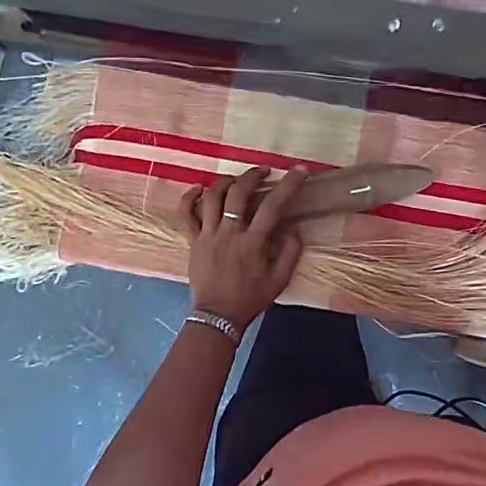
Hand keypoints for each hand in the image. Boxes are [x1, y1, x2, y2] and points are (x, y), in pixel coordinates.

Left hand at [178, 167, 306, 329]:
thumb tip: (293, 227)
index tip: (299, 171)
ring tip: (236, 179)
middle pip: (239, 193)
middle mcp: (229, 233)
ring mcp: (208, 235)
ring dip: (225, 182)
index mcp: (253, 242)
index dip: (288, 184)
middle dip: (253, 175)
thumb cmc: (251, 298)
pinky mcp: (193, 241)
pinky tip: (199, 188)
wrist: (218, 315)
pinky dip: (189, 197)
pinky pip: (186, 213)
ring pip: (212, 197)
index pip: (273, 205)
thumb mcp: (280, 280)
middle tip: (263, 171)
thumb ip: (290, 251)